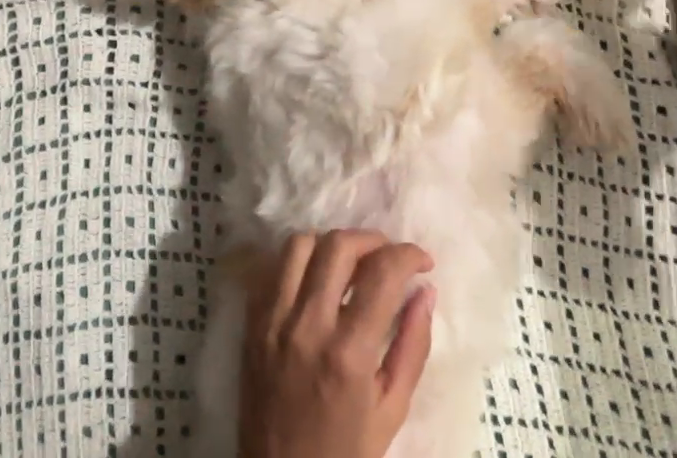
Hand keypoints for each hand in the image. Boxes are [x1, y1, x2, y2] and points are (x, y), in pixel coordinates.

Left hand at [236, 230, 437, 457]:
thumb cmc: (346, 451)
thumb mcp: (392, 408)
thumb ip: (413, 345)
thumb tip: (426, 291)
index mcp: (348, 353)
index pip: (382, 273)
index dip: (410, 254)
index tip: (423, 262)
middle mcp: (306, 326)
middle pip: (338, 246)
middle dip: (373, 240)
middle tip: (389, 257)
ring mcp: (271, 322)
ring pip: (298, 245)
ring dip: (331, 244)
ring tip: (351, 264)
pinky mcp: (251, 324)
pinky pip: (271, 270)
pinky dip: (298, 263)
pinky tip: (316, 280)